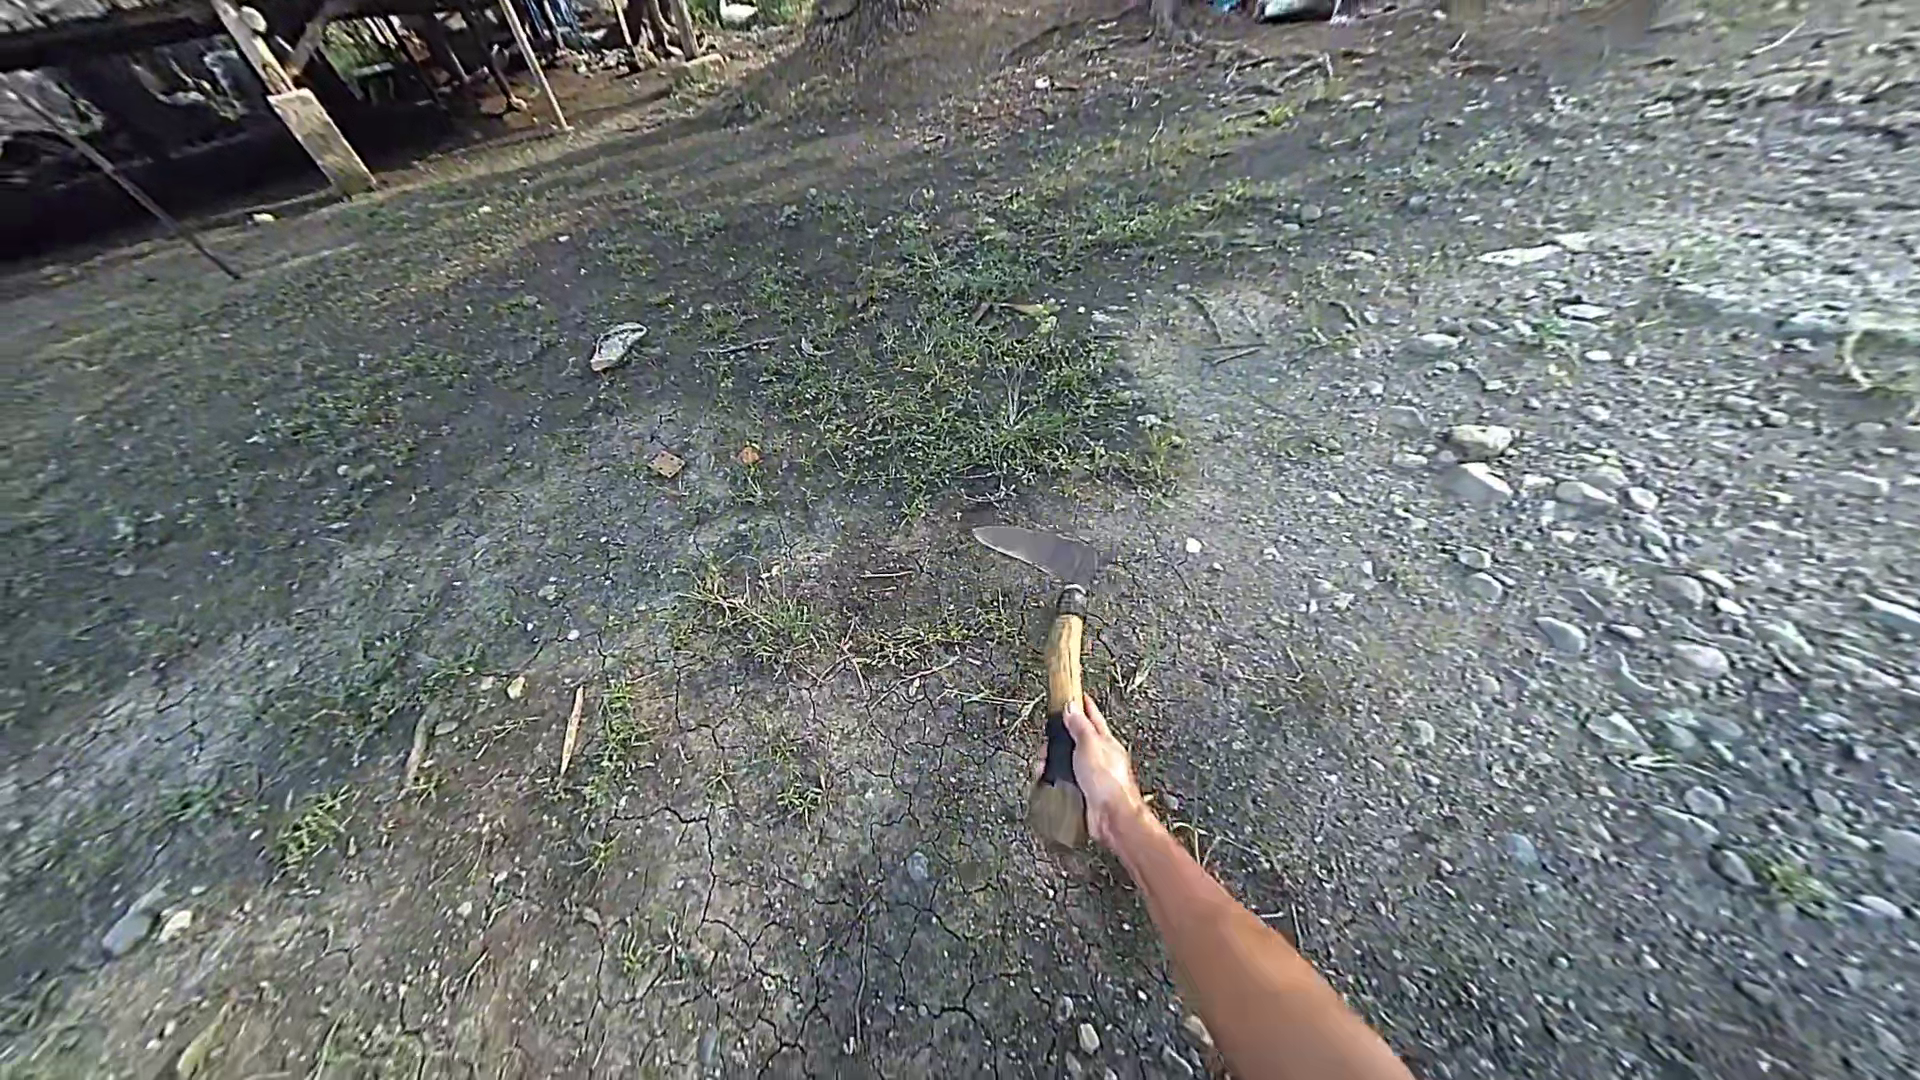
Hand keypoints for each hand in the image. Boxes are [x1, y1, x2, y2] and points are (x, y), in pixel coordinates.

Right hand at [1061, 693, 1147, 848]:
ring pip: (1065, 758)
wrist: (1112, 817)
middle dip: (1058, 736)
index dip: (1081, 703)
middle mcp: (1097, 755)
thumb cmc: (1109, 781)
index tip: (1071, 694)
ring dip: (1052, 759)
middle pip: (1074, 737)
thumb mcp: (1090, 744)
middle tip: (1048, 738)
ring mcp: (1089, 773)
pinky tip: (1046, 778)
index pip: (1091, 715)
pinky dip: (1051, 776)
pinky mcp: (1080, 790)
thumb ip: (1079, 725)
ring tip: (1043, 763)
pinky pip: (1061, 778)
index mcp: (1104, 739)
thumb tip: (1071, 707)